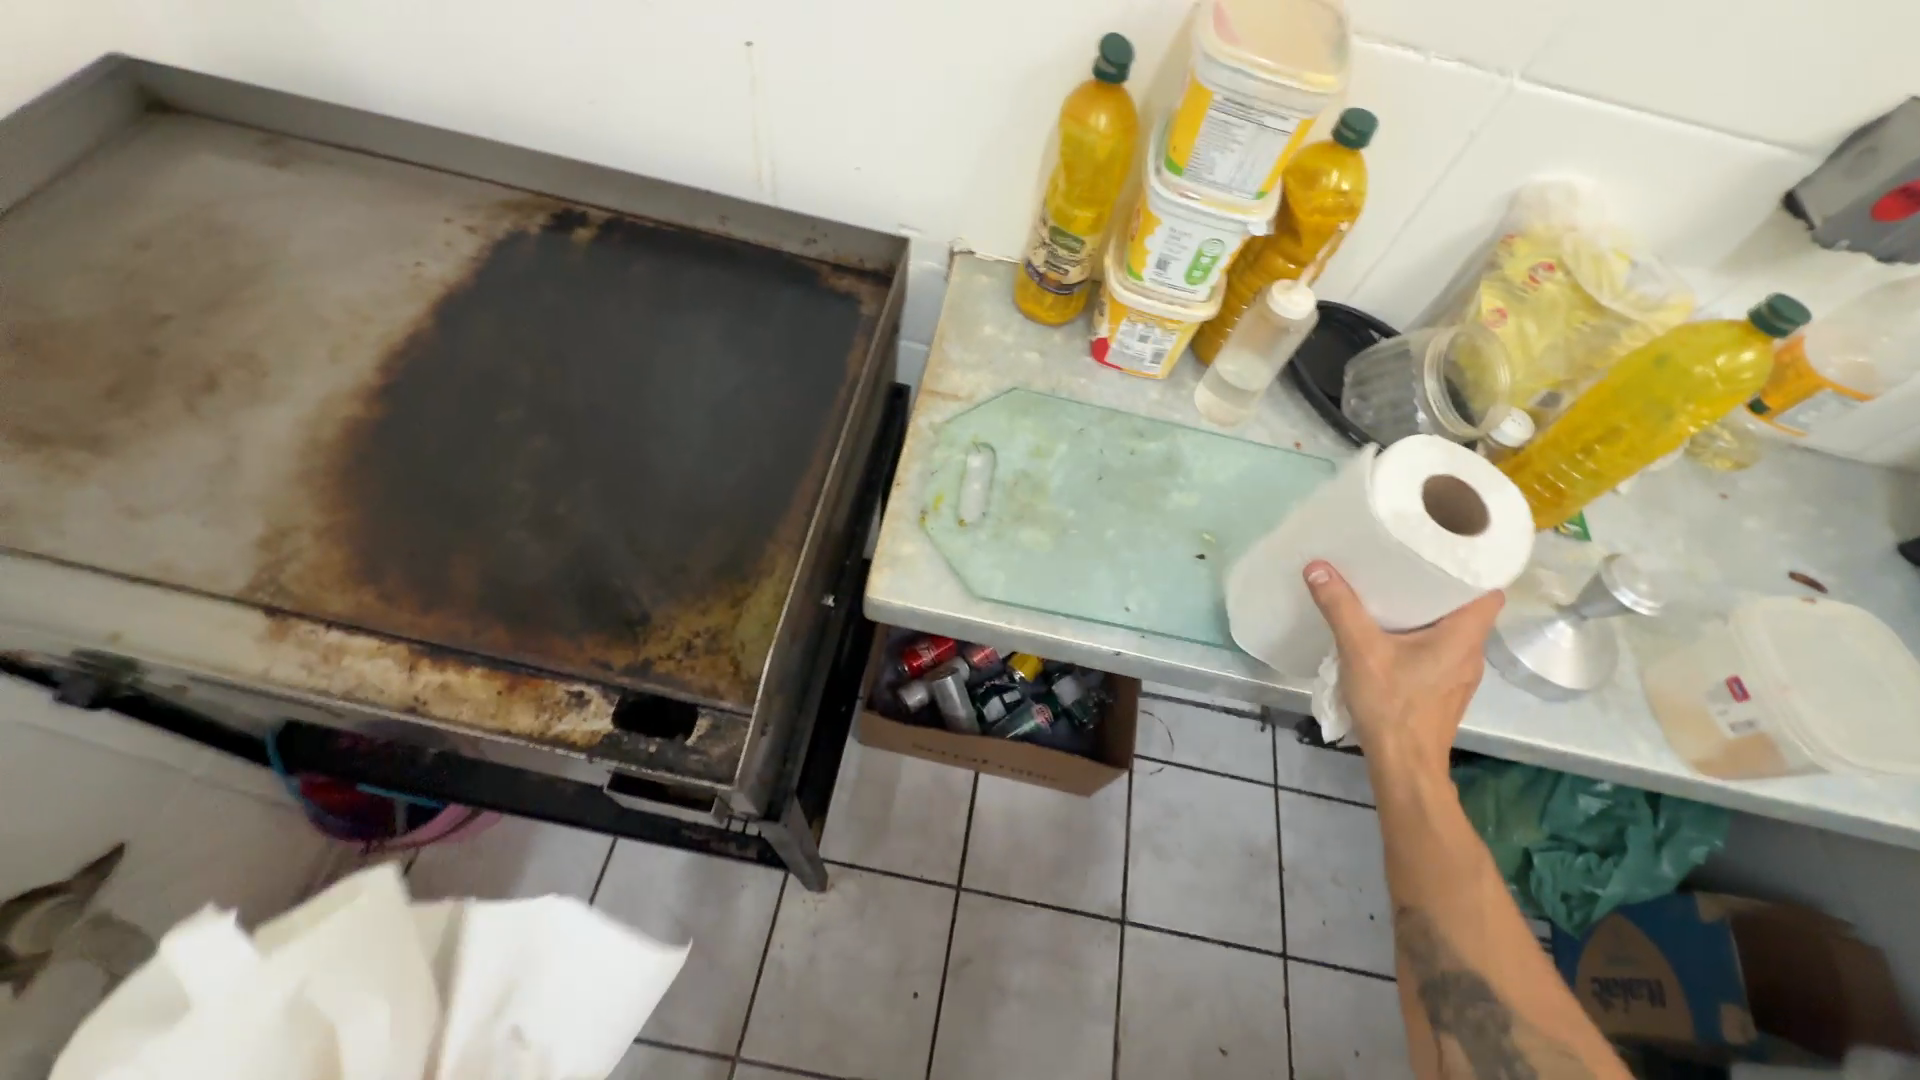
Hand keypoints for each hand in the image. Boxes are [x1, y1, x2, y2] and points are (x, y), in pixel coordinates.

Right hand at [1303, 560, 1503, 778]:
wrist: (1404, 764)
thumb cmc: (1393, 704)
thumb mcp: (1360, 649)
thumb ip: (1340, 607)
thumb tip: (1317, 567)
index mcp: (1465, 636)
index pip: (1490, 591)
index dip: (1475, 568)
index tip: (1447, 550)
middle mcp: (1471, 653)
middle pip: (1468, 608)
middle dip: (1440, 586)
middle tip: (1409, 565)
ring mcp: (1460, 675)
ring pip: (1452, 631)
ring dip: (1429, 614)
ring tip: (1397, 595)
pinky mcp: (1444, 691)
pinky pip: (1439, 651)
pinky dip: (1422, 638)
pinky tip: (1393, 637)